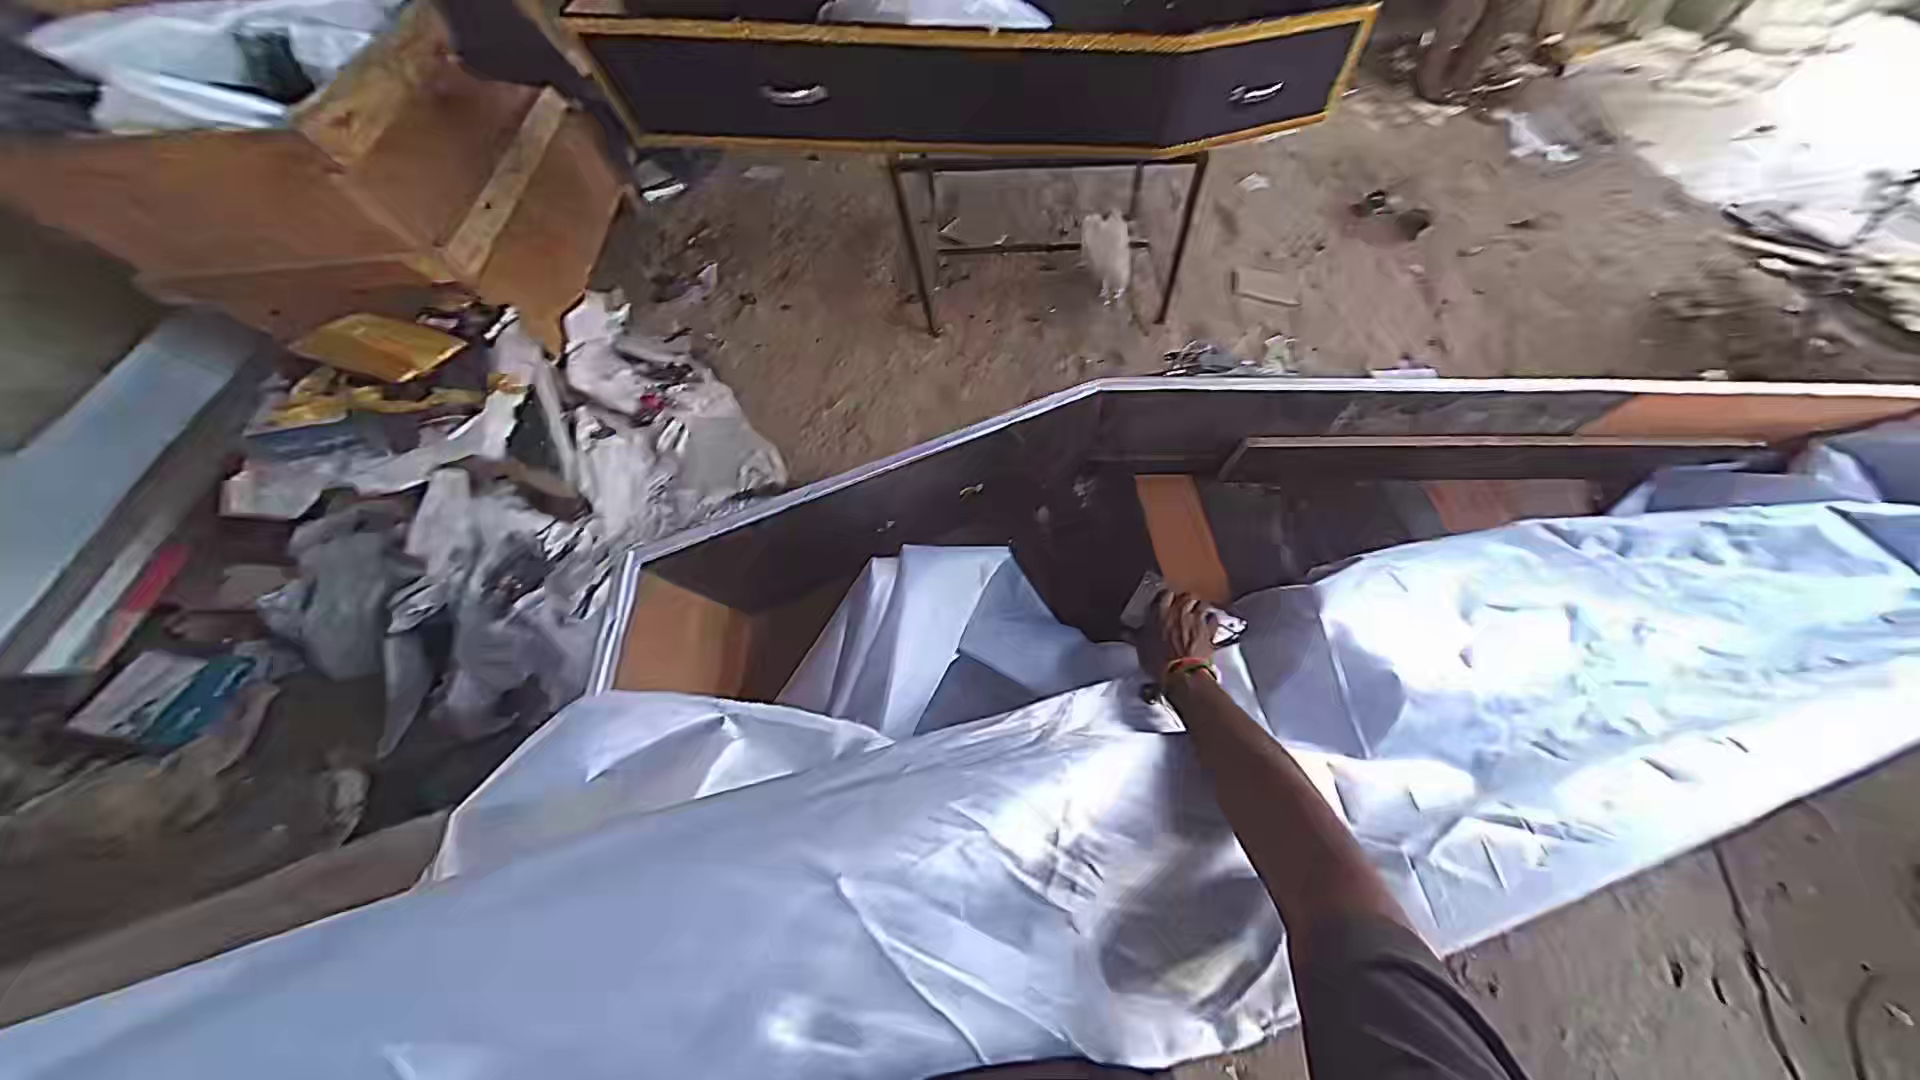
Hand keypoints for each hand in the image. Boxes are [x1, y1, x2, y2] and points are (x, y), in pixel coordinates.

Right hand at [1137, 589, 1216, 677]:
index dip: (1166, 597)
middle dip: (1185, 599)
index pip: (1165, 594)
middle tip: (1182, 606)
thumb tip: (1124, 631)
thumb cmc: (1159, 660)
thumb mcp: (1141, 647)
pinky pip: (1213, 619)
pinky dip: (1212, 619)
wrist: (1183, 674)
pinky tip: (1209, 623)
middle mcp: (1180, 611)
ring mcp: (1197, 619)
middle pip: (1186, 595)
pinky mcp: (1209, 631)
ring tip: (1197, 612)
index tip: (1164, 600)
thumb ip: (1133, 635)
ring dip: (1199, 606)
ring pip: (1201, 603)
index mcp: (1160, 612)